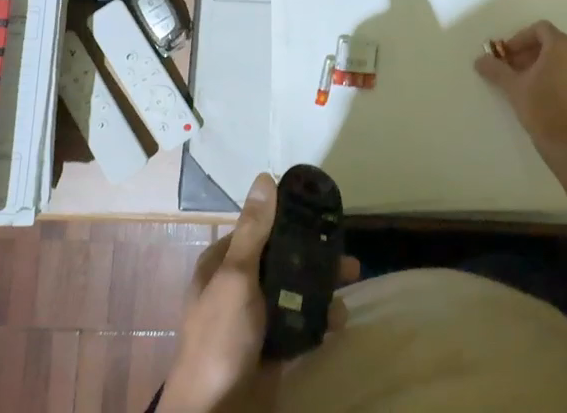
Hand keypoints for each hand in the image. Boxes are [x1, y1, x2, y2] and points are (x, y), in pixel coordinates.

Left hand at [160, 173, 360, 412]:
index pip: (261, 231)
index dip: (291, 224)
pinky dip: (320, 322)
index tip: (325, 220)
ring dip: (323, 293)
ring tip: (348, 298)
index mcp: (223, 265)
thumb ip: (254, 231)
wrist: (216, 410)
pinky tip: (336, 324)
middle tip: (350, 264)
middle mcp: (238, 287)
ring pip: (296, 293)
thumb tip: (264, 178)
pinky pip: (301, 325)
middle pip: (284, 262)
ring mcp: (255, 319)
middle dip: (317, 261)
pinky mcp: (270, 346)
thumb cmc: (221, 337)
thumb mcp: (236, 277)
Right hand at [475, 20, 566, 155]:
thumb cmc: (541, 107)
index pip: (540, 29)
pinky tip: (538, 89)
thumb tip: (479, 60)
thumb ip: (496, 69)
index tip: (506, 55)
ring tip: (522, 79)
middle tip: (510, 67)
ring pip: (560, 55)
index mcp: (562, 46)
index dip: (520, 39)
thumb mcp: (513, 86)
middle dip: (528, 51)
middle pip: (550, 41)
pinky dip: (553, 71)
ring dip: (539, 62)